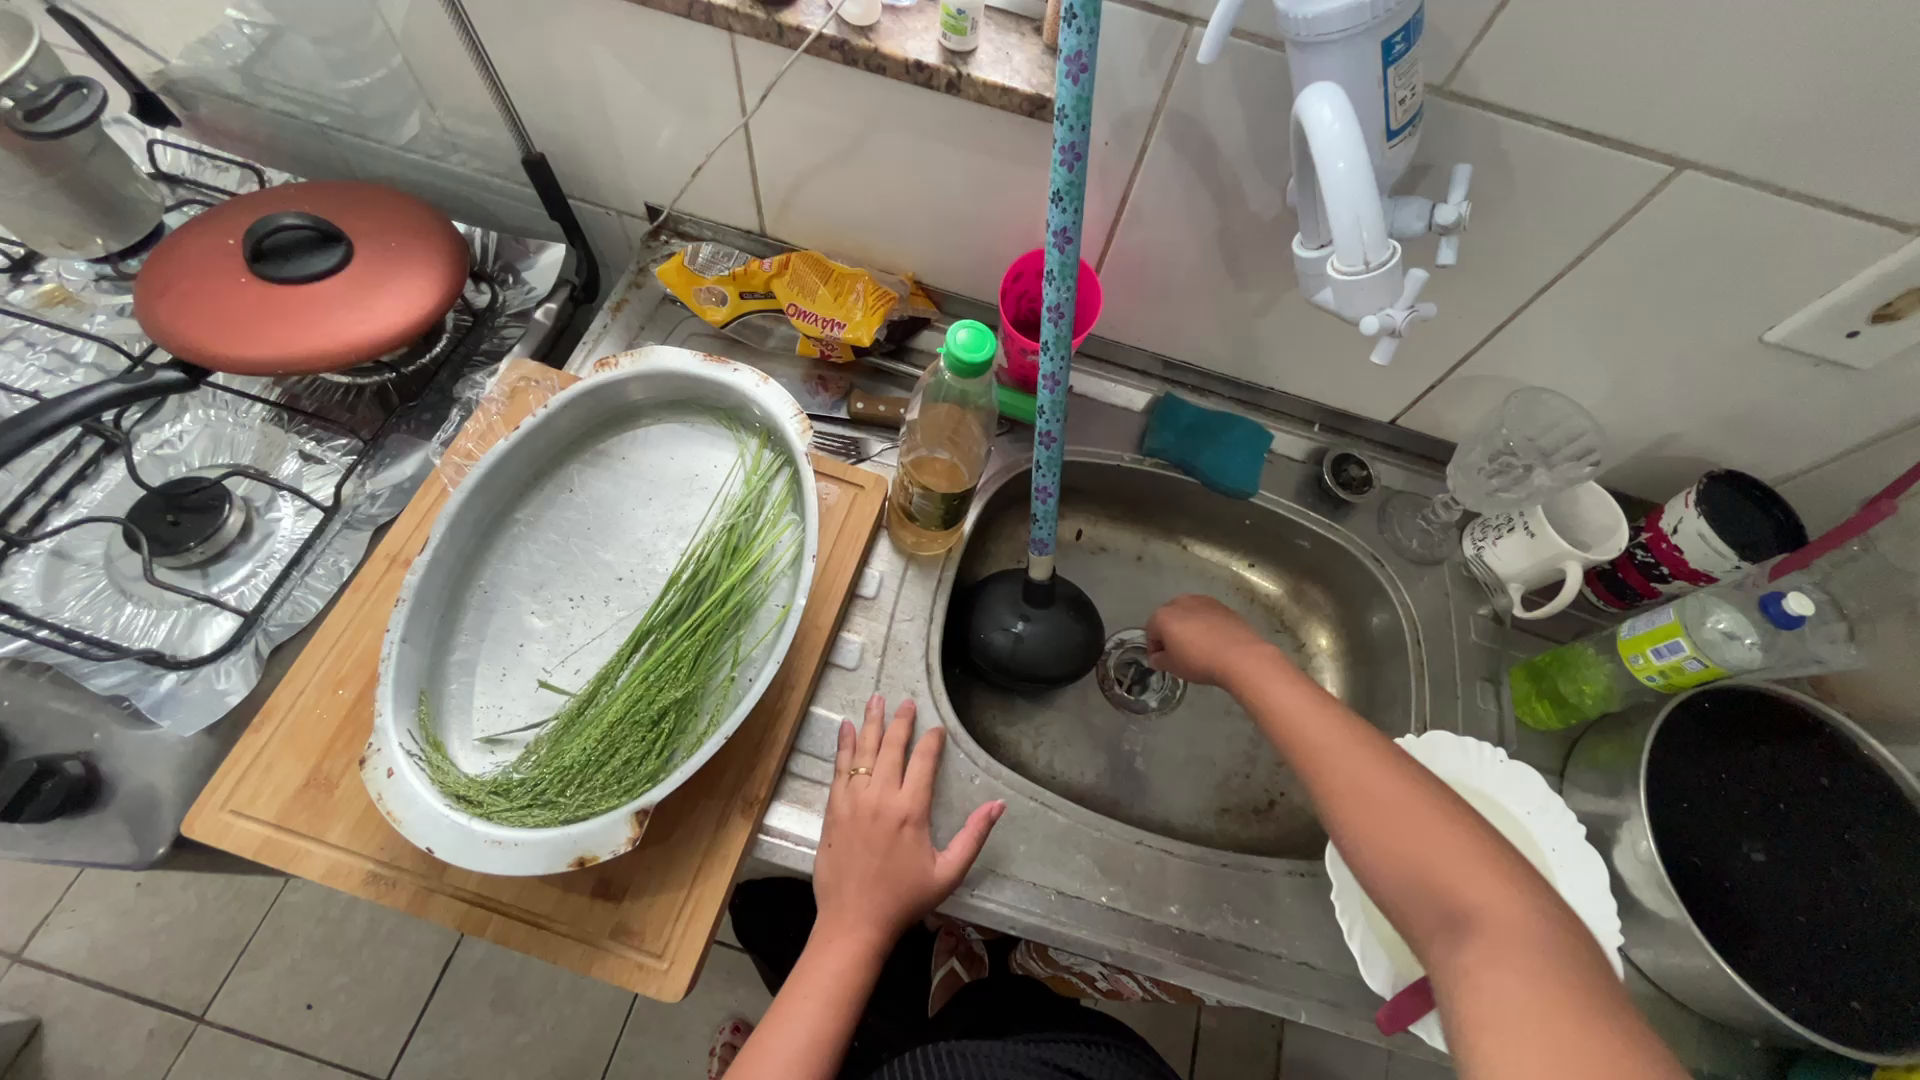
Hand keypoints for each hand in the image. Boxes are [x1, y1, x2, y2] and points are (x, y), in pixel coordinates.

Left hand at [813, 694, 1004, 953]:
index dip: (931, 740)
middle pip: (891, 747)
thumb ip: (974, 836)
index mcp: (911, 810)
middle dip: (900, 721)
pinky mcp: (833, 810)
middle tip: (906, 701)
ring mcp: (853, 802)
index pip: (923, 761)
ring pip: (863, 752)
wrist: (854, 923)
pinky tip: (846, 728)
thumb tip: (998, 804)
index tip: (937, 728)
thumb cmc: (904, 899)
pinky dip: (843, 746)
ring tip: (875, 699)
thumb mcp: (949, 873)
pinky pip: (839, 770)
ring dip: (870, 723)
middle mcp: (881, 798)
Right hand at [1144, 594, 1283, 687]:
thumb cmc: (1199, 661)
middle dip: (1170, 633)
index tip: (1162, 660)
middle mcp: (1180, 602)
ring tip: (1198, 646)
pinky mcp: (1222, 605)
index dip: (1154, 648)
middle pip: (1168, 618)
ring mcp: (1203, 601)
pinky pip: (1206, 615)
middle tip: (1179, 653)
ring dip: (1188, 627)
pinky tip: (1213, 641)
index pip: (1150, 631)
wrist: (1241, 656)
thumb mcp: (1172, 667)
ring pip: (1188, 614)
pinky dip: (1205, 625)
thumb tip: (1157, 657)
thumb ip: (1159, 660)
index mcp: (1162, 616)